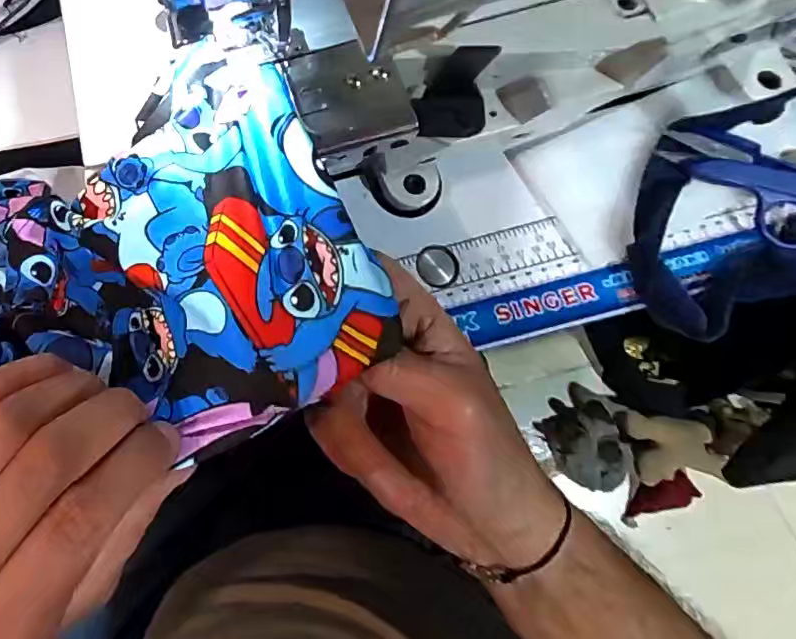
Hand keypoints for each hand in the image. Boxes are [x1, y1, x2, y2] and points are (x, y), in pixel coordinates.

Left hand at [0, 355, 186, 638]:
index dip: (134, 465)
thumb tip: (172, 456)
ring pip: (13, 419)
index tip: (167, 437)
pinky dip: (29, 371)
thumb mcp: (88, 591)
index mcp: (13, 612)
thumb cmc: (25, 609)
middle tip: (139, 410)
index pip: (79, 521)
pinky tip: (63, 373)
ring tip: (102, 391)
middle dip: (110, 418)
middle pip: (46, 461)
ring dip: (72, 389)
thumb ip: (128, 525)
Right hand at [306, 256, 568, 570]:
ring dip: (342, 416)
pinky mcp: (345, 419)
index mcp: (413, 320)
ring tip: (374, 442)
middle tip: (344, 392)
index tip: (304, 283)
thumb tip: (334, 347)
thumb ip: (393, 367)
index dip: (339, 268)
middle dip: (323, 357)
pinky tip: (372, 459)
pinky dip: (341, 443)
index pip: (372, 274)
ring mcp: (357, 381)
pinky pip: (320, 419)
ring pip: (316, 377)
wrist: (491, 527)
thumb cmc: (486, 449)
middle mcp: (378, 343)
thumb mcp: (449, 400)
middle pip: (328, 323)